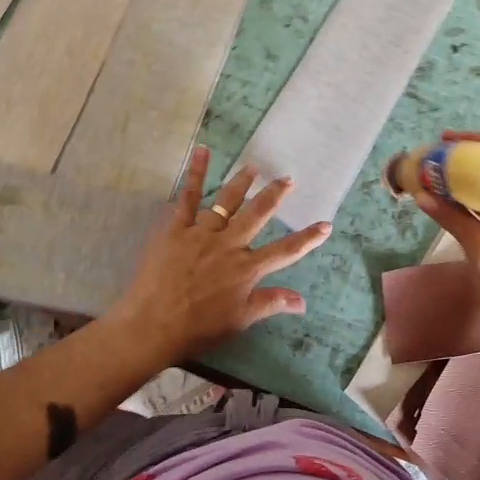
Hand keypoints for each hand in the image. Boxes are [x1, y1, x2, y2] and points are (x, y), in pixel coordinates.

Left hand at [109, 148, 331, 361]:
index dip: (308, 238)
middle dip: (275, 195)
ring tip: (253, 167)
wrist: (154, 325)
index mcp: (247, 269)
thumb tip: (303, 301)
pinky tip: (203, 151)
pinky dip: (197, 172)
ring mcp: (203, 232)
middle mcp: (230, 244)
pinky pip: (189, 196)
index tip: (326, 225)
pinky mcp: (178, 227)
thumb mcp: (240, 320)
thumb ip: (271, 304)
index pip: (285, 251)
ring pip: (228, 200)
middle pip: (258, 214)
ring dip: (242, 181)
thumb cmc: (199, 328)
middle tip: (288, 180)